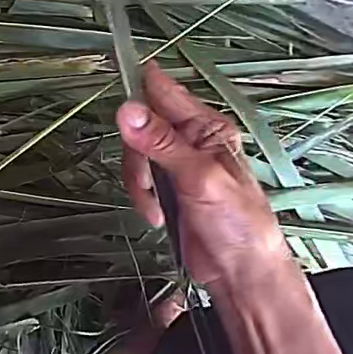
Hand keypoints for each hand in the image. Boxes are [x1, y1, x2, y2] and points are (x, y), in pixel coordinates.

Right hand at [118, 61, 289, 288]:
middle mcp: (191, 139)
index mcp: (207, 127)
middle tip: (145, 179)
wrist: (241, 274)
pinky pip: (138, 178)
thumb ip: (160, 142)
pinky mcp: (166, 187)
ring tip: (154, 205)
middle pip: (141, 125)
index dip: (138, 85)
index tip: (111, 79)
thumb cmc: (236, 222)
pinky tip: (156, 214)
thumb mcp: (198, 177)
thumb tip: (126, 109)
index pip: (164, 91)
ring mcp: (177, 164)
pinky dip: (141, 195)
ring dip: (137, 180)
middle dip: (135, 153)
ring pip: (135, 153)